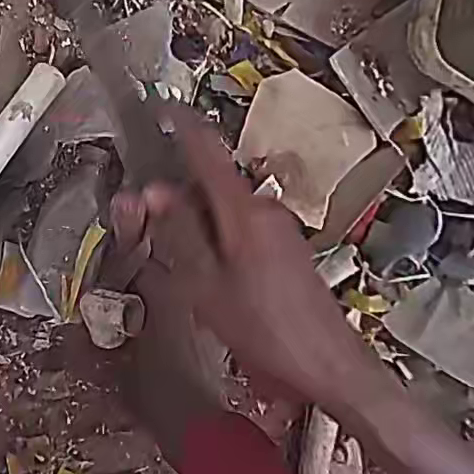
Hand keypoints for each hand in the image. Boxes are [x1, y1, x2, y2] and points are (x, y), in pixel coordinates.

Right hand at [122, 107, 396, 415]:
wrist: (329, 366)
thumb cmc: (264, 327)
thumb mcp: (205, 283)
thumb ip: (180, 232)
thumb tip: (154, 191)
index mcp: (242, 210)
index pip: (207, 152)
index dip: (182, 125)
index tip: (160, 107)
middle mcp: (264, 208)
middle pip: (210, 183)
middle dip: (175, 193)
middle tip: (144, 218)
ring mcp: (278, 226)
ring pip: (223, 207)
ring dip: (193, 219)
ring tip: (174, 256)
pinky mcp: (285, 246)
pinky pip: (239, 224)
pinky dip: (214, 234)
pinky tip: (206, 271)